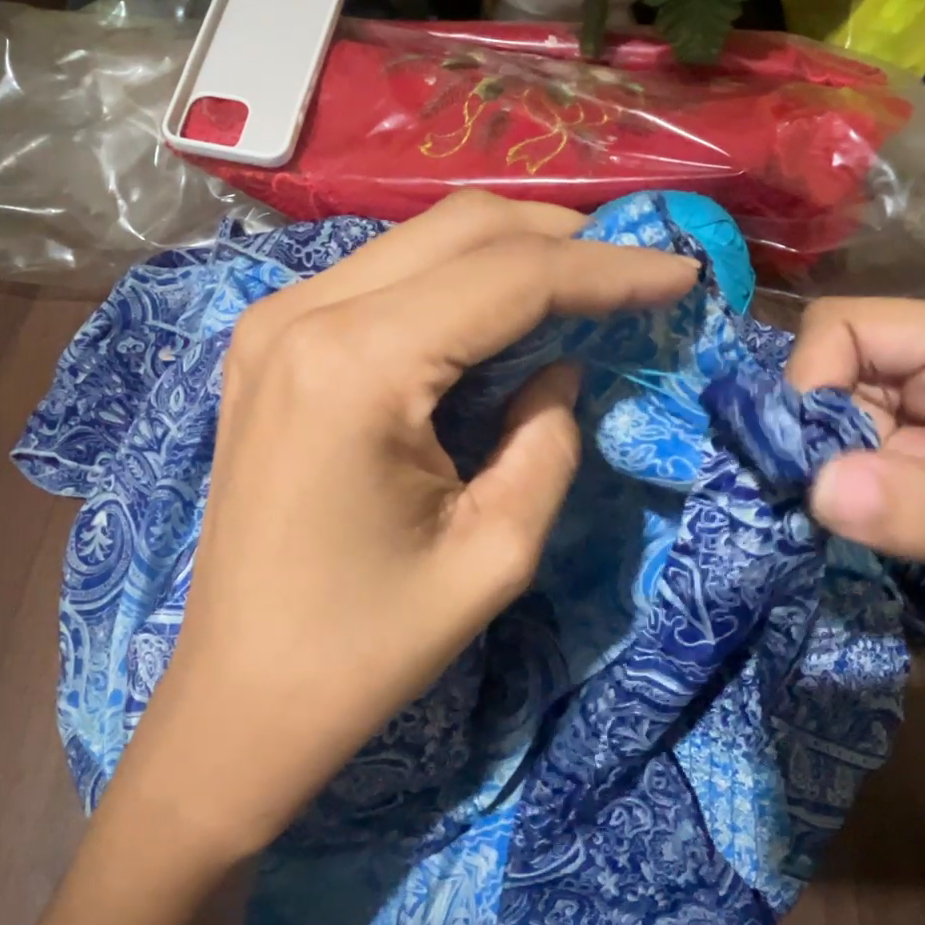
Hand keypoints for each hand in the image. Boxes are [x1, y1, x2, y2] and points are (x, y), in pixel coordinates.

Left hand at [115, 192, 697, 855]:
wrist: (243, 695)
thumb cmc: (368, 647)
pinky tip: (499, 316)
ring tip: (584, 285)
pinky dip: (452, 284)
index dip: (607, 269)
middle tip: (636, 270)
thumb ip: (546, 441)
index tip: (680, 272)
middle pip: (458, 228)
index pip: (508, 277)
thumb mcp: (494, 555)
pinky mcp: (266, 345)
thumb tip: (560, 367)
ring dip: (507, 253)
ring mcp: (272, 322)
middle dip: (561, 238)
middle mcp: (302, 314)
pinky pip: (379, 280)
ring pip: (417, 243)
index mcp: (357, 364)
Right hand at [788, 298, 924, 658]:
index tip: (802, 470)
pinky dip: (849, 492)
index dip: (808, 385)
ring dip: (832, 471)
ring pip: (839, 416)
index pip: (848, 327)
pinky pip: (859, 454)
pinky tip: (869, 532)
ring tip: (860, 530)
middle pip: (836, 371)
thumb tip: (815, 486)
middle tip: (828, 512)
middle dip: (817, 439)